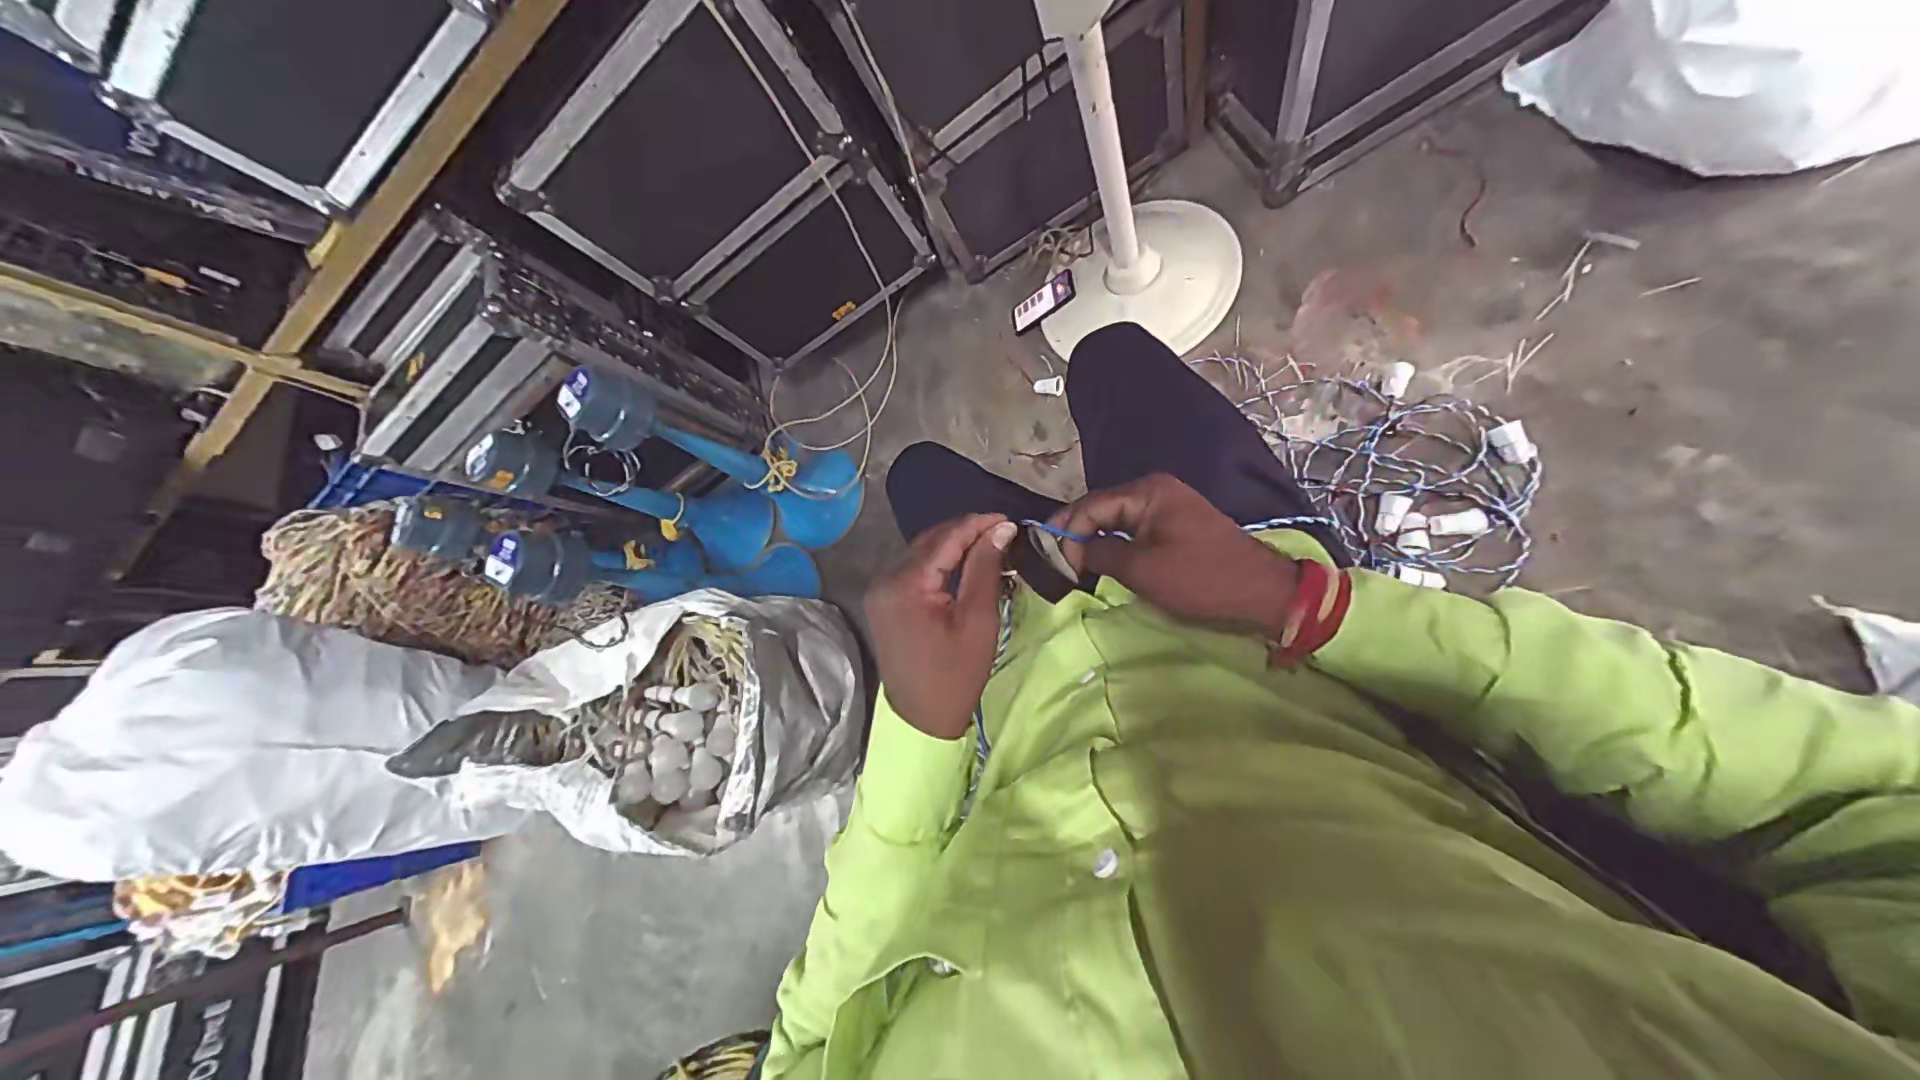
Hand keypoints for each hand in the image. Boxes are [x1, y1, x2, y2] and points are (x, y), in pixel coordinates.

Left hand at [865, 514, 1017, 738]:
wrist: (921, 718)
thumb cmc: (956, 675)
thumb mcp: (978, 620)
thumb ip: (985, 568)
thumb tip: (1000, 529)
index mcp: (906, 583)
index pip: (946, 538)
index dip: (978, 524)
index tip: (1008, 519)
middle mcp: (885, 578)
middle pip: (929, 540)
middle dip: (965, 531)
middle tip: (1002, 531)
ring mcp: (879, 588)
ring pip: (919, 551)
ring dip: (952, 544)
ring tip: (987, 543)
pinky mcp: (881, 599)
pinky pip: (912, 567)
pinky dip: (937, 561)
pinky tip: (961, 561)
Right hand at [1055, 473, 1298, 637]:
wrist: (1260, 592)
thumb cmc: (1200, 579)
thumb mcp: (1142, 569)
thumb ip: (1100, 553)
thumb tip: (1076, 549)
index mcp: (1146, 492)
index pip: (1089, 505)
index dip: (1067, 533)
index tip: (1060, 565)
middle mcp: (1154, 489)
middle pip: (1100, 508)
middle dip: (1075, 534)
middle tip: (1059, 564)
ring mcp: (1167, 505)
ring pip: (1114, 519)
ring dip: (1093, 540)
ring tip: (1074, 564)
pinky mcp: (1174, 523)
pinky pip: (1132, 528)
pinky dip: (1113, 543)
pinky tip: (1102, 560)